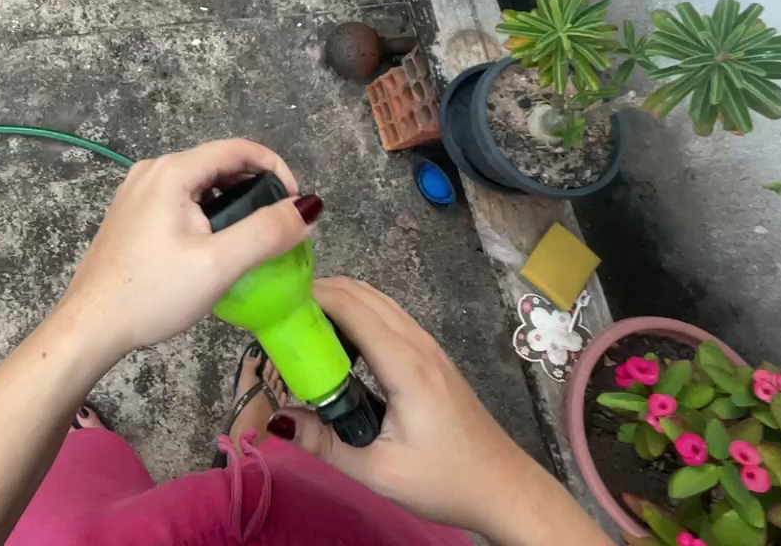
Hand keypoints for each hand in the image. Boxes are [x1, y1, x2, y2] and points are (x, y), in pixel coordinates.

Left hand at [55, 139, 317, 362]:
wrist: (91, 325)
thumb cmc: (153, 293)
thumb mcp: (219, 264)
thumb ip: (267, 232)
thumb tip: (309, 208)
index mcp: (173, 171)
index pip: (239, 149)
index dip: (277, 169)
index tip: (297, 206)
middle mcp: (153, 169)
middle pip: (219, 163)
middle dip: (256, 188)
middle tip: (279, 227)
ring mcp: (138, 190)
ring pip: (200, 182)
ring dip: (232, 201)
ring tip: (252, 239)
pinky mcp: (132, 212)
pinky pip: (181, 198)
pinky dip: (207, 212)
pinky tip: (214, 245)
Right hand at [272, 278, 590, 542]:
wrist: (506, 489)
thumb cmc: (446, 480)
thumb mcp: (380, 472)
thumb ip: (325, 444)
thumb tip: (276, 419)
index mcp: (404, 364)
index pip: (351, 306)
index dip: (311, 295)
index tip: (274, 303)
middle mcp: (415, 341)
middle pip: (360, 292)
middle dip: (317, 291)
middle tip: (278, 310)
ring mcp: (425, 342)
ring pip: (374, 297)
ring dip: (337, 297)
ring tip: (299, 320)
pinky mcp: (428, 351)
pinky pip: (385, 312)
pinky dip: (355, 309)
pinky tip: (336, 336)